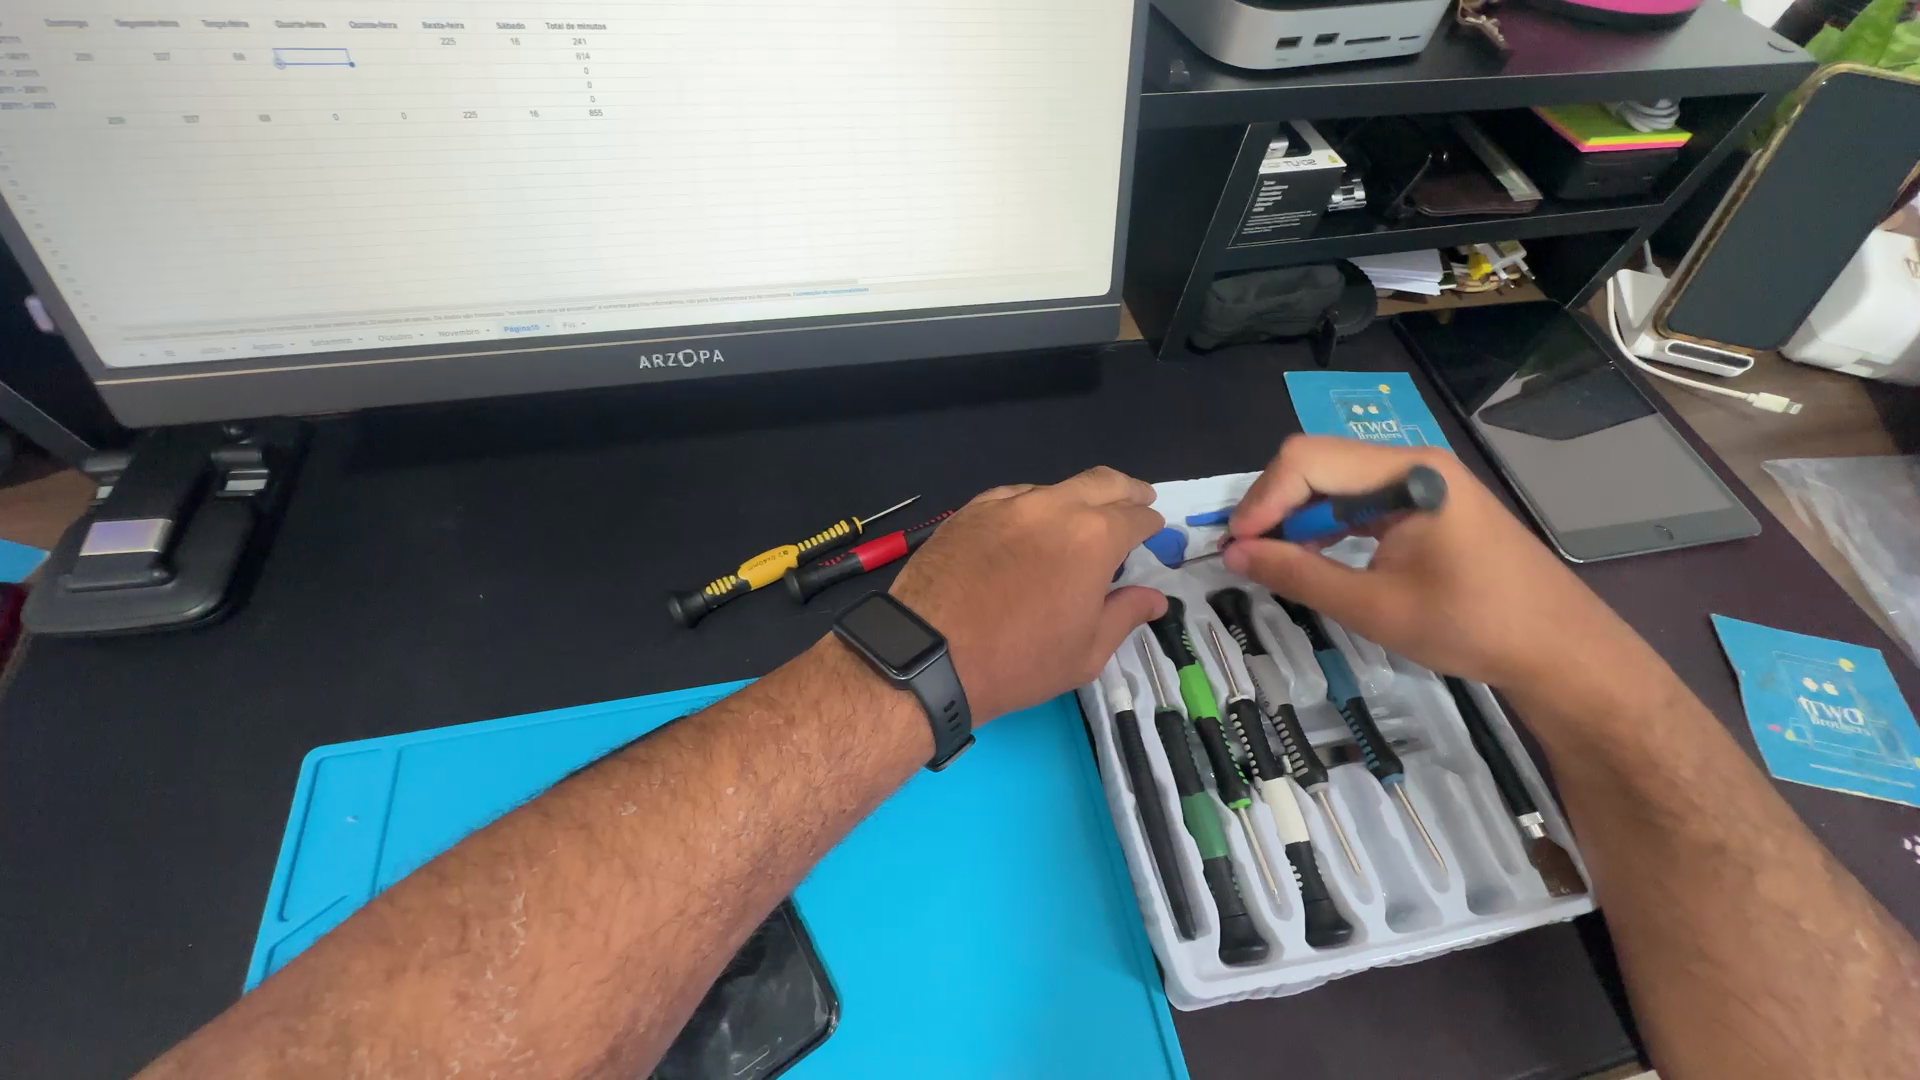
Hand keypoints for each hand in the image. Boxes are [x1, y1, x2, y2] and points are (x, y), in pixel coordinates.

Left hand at [891, 467, 1168, 721]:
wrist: (929, 654)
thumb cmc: (1018, 662)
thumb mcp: (1085, 652)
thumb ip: (1125, 615)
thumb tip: (1154, 597)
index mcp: (1092, 537)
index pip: (1135, 517)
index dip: (1150, 523)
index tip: (1154, 530)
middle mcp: (1053, 506)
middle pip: (1101, 482)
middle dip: (1126, 490)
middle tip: (1138, 499)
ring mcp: (1007, 504)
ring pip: (1054, 487)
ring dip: (1076, 498)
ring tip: (1081, 518)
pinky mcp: (970, 511)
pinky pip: (1013, 497)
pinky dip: (1033, 506)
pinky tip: (1030, 524)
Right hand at [1222, 436, 1630, 690]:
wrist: (1561, 650)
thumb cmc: (1471, 627)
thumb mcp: (1372, 606)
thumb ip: (1297, 574)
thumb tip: (1232, 553)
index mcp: (1407, 475)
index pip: (1307, 460)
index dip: (1262, 499)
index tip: (1237, 546)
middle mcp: (1412, 463)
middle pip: (1316, 462)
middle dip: (1274, 505)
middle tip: (1249, 554)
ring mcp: (1421, 481)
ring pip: (1333, 479)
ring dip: (1295, 514)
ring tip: (1273, 557)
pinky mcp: (1425, 502)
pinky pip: (1357, 498)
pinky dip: (1325, 522)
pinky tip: (1314, 553)